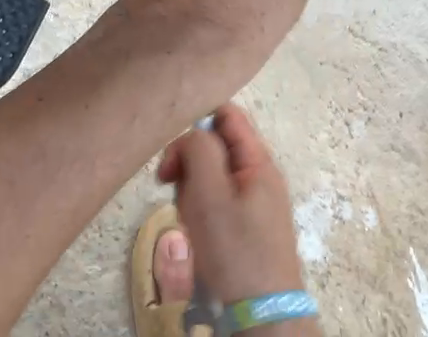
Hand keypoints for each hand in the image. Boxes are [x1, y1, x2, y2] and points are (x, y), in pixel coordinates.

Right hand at [159, 105, 305, 302]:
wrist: (260, 313)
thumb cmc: (234, 248)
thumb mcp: (209, 191)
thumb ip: (198, 149)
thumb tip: (191, 132)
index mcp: (259, 161)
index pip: (227, 114)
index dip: (196, 117)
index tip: (171, 141)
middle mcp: (259, 175)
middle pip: (215, 143)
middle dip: (187, 157)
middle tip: (168, 181)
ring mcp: (253, 200)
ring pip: (211, 171)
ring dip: (190, 184)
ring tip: (185, 211)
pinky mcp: (245, 222)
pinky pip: (215, 197)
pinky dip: (198, 204)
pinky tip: (193, 225)